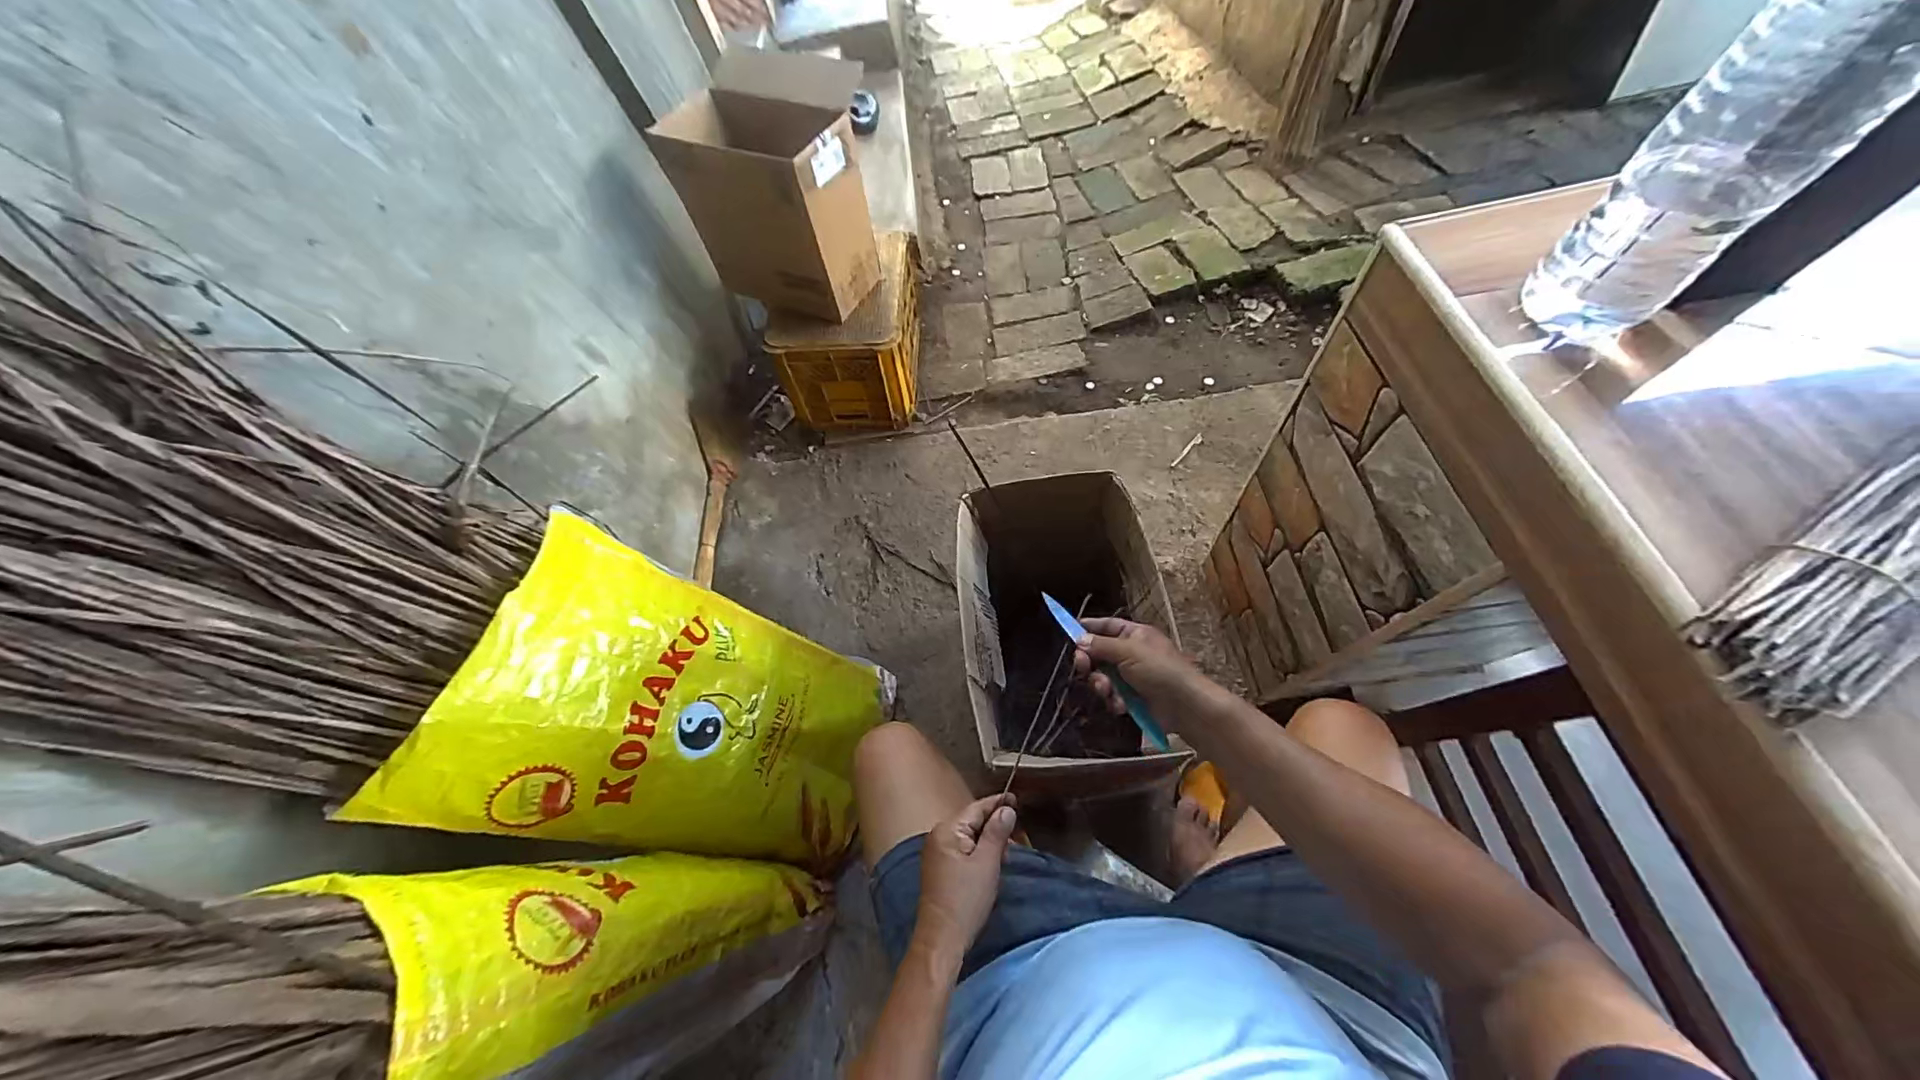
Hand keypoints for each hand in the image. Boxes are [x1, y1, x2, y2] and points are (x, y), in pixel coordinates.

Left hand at [915, 794, 1017, 955]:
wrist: (942, 939)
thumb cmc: (966, 899)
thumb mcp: (987, 863)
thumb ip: (997, 832)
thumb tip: (1006, 809)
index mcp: (947, 830)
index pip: (976, 808)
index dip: (997, 803)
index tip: (1015, 798)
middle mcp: (938, 836)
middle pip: (972, 821)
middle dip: (994, 825)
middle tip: (1017, 834)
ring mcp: (936, 853)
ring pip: (969, 837)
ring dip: (988, 841)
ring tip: (1008, 851)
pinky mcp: (939, 869)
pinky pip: (963, 851)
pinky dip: (979, 852)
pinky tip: (992, 862)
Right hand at [1072, 616, 1232, 733]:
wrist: (1185, 706)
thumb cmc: (1160, 670)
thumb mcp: (1129, 651)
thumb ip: (1101, 645)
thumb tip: (1078, 639)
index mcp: (1135, 635)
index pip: (1107, 625)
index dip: (1089, 627)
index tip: (1068, 630)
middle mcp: (1132, 653)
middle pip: (1099, 654)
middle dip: (1090, 662)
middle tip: (1082, 666)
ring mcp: (1132, 677)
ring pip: (1103, 677)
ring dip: (1101, 685)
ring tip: (1107, 690)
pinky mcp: (1133, 699)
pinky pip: (1112, 696)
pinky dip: (1114, 701)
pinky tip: (1121, 705)